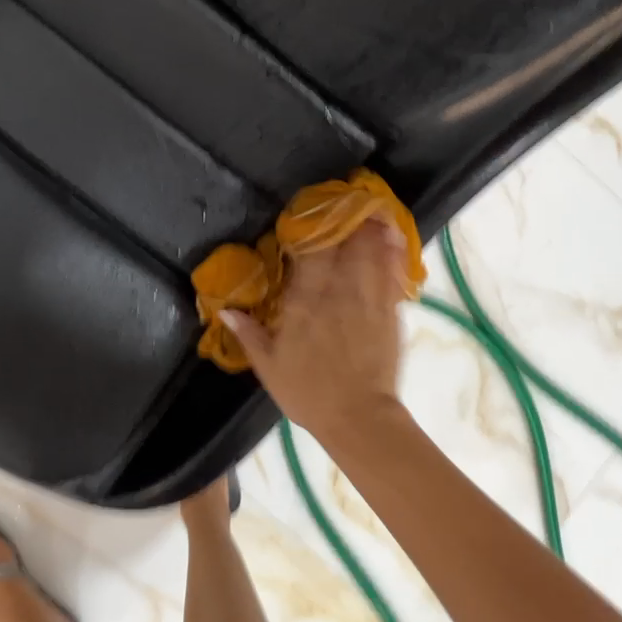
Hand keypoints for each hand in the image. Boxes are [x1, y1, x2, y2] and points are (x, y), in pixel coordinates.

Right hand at [223, 221, 411, 444]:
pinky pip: (392, 276)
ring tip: (374, 211)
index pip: (310, 255)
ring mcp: (367, 301)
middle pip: (344, 247)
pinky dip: (393, 255)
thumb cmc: (309, 393)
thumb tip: (225, 308)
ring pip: (370, 255)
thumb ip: (249, 334)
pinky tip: (395, 239)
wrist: (359, 419)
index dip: (312, 231)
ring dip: (372, 232)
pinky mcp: (390, 314)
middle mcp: (336, 294)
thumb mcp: (269, 366)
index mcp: (304, 303)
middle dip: (347, 223)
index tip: (312, 214)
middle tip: (348, 202)